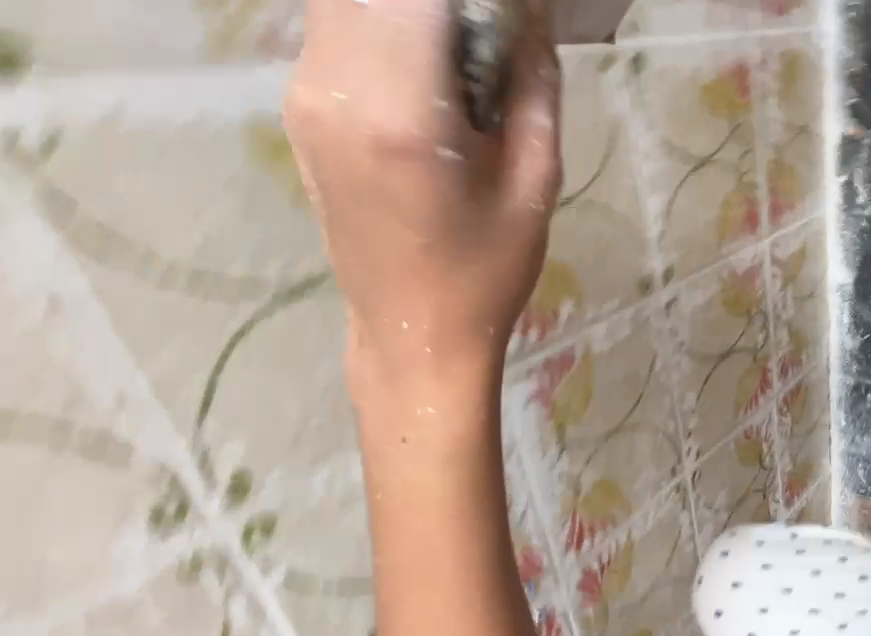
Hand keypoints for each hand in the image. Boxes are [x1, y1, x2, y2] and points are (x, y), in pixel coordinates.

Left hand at [285, 0, 561, 405]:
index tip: (508, 21)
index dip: (476, 3)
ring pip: (349, 5)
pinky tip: (428, 79)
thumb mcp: (535, 189)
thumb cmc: (488, 272)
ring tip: (464, 66)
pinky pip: (335, 35)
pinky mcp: (298, 109)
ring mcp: (305, 95)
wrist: (415, 331)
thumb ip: (535, 96)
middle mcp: (337, 87)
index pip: (425, 0)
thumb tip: (534, 24)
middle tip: (490, 47)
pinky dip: (383, 32)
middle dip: (443, 10)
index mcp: (404, 111)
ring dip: (409, 17)